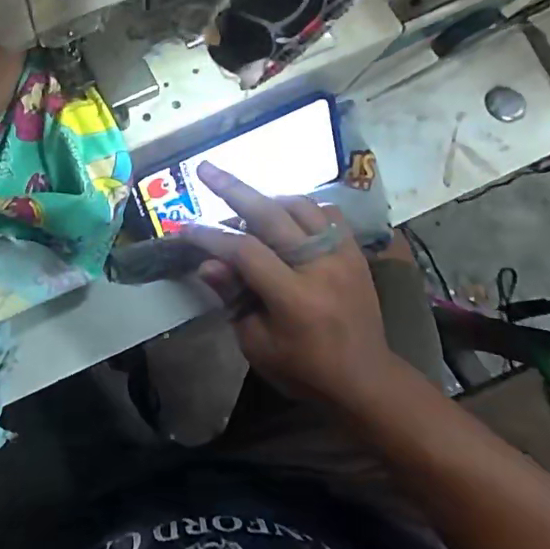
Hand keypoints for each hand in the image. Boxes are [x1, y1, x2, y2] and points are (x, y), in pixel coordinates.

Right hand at [182, 163, 404, 409]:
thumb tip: (207, 262)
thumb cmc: (304, 370)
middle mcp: (321, 267)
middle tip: (206, 169)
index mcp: (295, 298)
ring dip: (268, 198)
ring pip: (301, 205)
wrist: (365, 379)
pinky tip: (284, 216)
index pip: (245, 252)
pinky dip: (301, 208)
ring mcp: (343, 255)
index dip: (211, 237)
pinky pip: (327, 213)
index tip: (184, 228)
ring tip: (243, 203)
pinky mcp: (356, 252)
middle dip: (233, 189)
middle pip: (272, 214)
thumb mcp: (258, 344)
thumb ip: (234, 298)